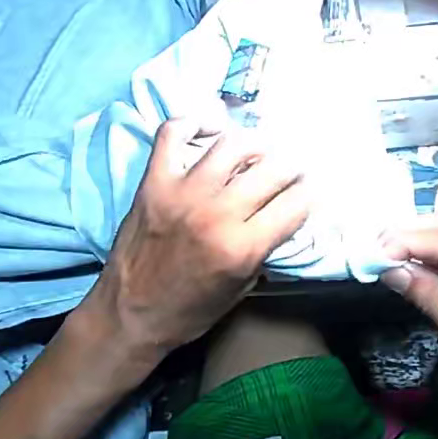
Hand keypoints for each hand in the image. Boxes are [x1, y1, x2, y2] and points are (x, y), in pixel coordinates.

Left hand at [84, 119, 310, 358]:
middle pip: (272, 169)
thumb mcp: (241, 288)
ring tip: (257, 150)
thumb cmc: (189, 311)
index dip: (310, 194)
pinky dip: (192, 124)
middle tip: (289, 170)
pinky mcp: (154, 181)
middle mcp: (217, 213)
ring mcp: (182, 192)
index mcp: (242, 247)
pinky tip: (208, 131)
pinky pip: (172, 134)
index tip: (309, 191)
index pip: (295, 203)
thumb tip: (282, 215)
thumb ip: (264, 248)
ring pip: (231, 144)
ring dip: (254, 143)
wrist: (128, 314)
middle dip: (291, 168)